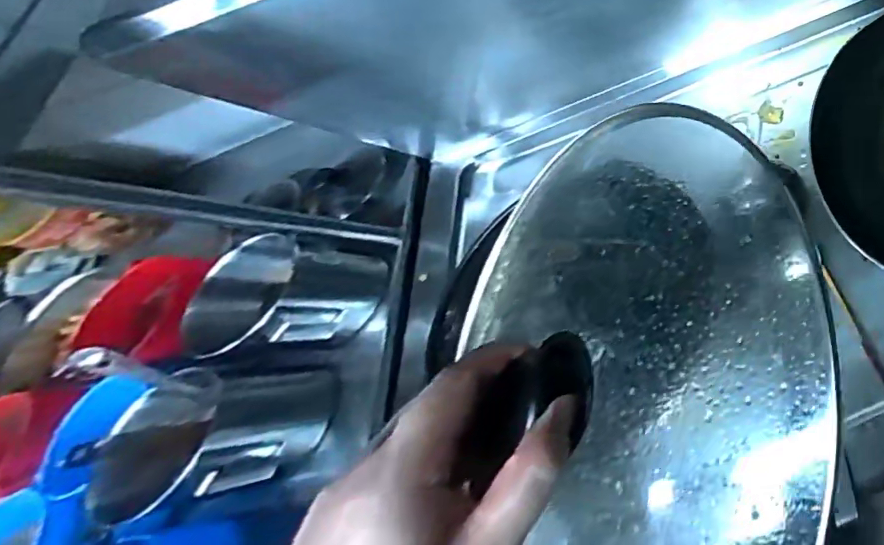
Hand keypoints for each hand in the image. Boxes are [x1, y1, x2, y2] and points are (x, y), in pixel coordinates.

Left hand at [296, 344, 576, 544]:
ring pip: (401, 438)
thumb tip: (565, 407)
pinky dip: (420, 461)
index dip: (496, 357)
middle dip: (477, 395)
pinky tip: (442, 495)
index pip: (451, 381)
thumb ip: (532, 474)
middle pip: (425, 407)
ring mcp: (329, 501)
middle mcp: (354, 471)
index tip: (535, 357)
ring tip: (490, 453)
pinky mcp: (319, 529)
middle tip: (522, 407)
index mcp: (395, 467)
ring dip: (448, 430)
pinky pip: (380, 470)